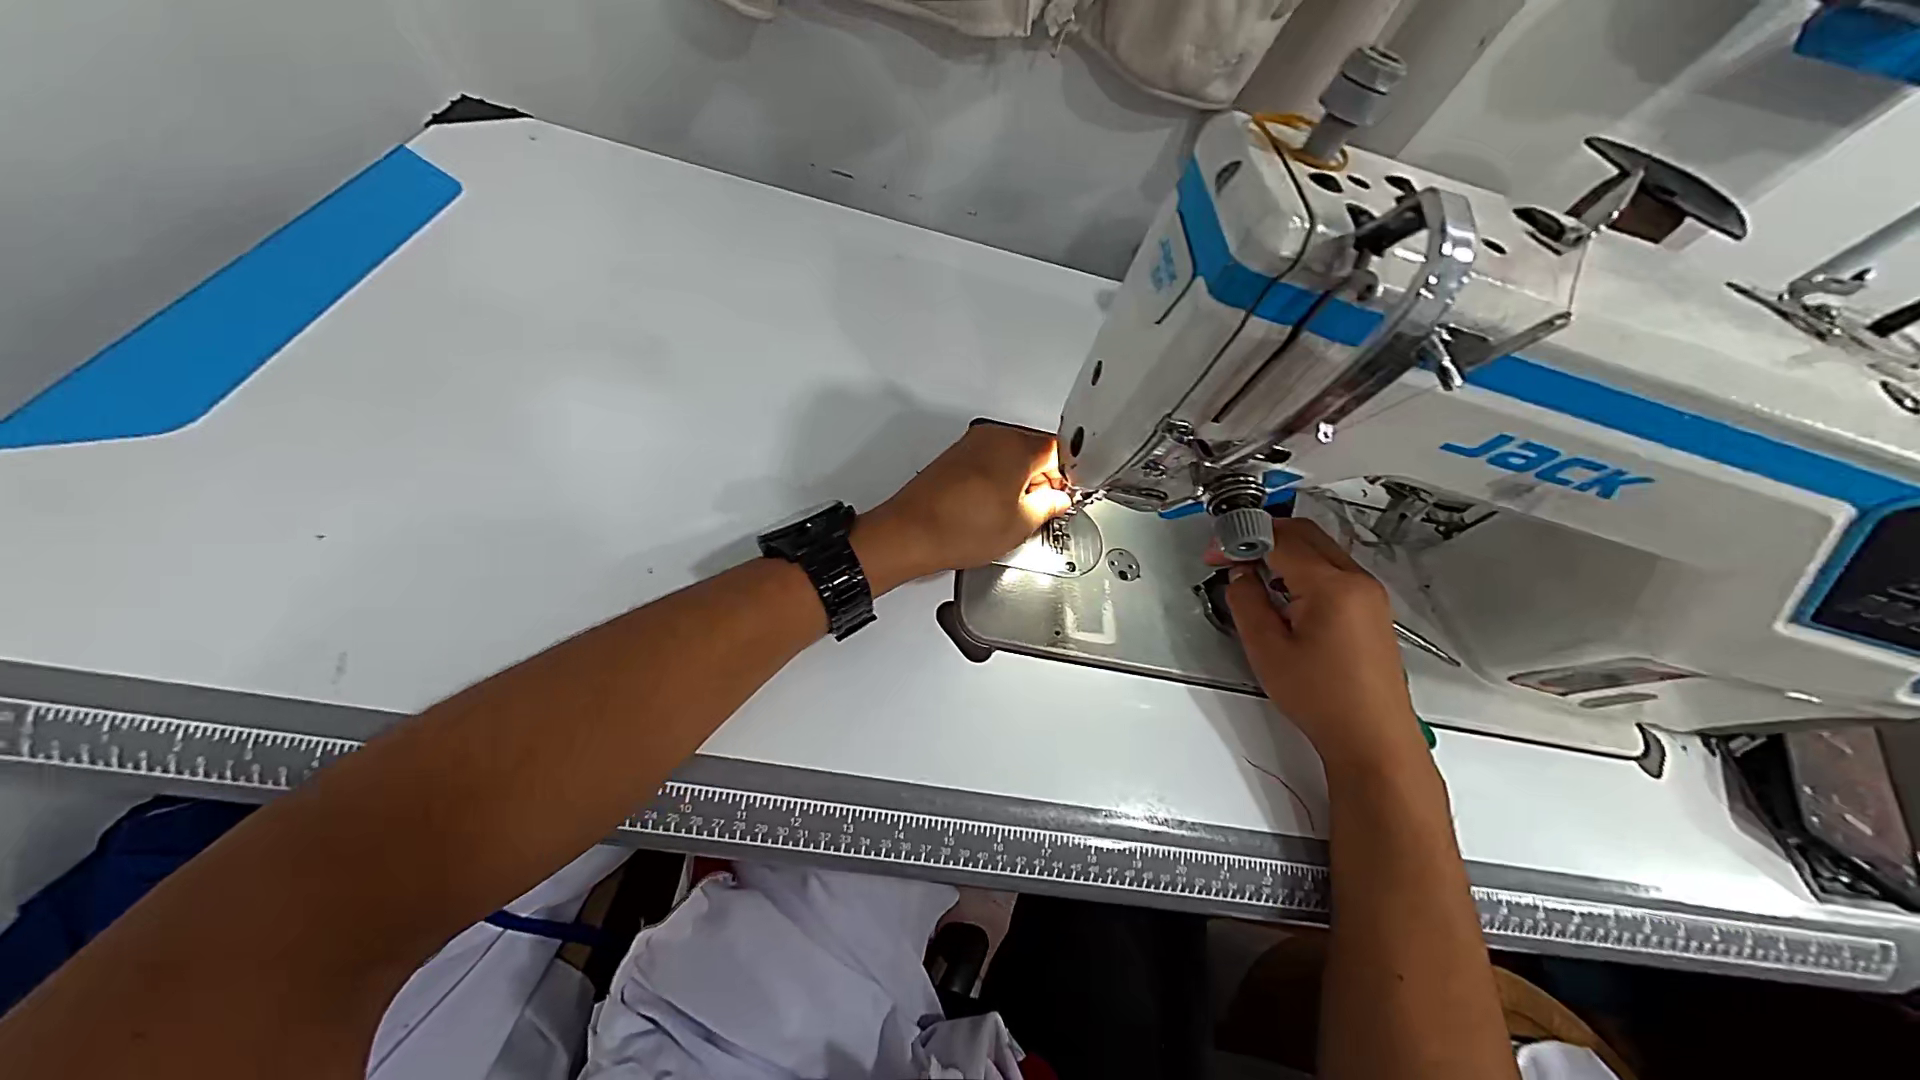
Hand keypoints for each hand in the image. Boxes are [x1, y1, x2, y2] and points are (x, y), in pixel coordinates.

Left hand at [853, 423, 1071, 592]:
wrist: (909, 535)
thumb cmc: (956, 527)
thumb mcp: (1022, 523)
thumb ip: (1052, 504)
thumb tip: (1059, 499)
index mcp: (1015, 445)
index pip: (1061, 450)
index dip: (1068, 477)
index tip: (1066, 497)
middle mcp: (992, 436)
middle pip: (1035, 450)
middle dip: (1043, 479)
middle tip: (1040, 510)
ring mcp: (970, 445)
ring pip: (1010, 457)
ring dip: (1018, 482)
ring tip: (1009, 516)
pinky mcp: (954, 459)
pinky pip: (988, 463)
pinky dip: (996, 483)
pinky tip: (990, 511)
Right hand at [1216, 518, 1427, 770]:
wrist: (1371, 738)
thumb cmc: (1327, 702)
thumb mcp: (1267, 650)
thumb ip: (1246, 603)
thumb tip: (1239, 576)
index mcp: (1333, 588)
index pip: (1280, 541)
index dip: (1242, 540)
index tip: (1218, 550)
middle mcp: (1358, 582)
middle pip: (1304, 534)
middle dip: (1262, 535)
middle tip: (1230, 553)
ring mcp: (1369, 594)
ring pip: (1319, 548)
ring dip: (1282, 551)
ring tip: (1251, 574)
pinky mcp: (1370, 609)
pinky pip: (1332, 570)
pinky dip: (1301, 568)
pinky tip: (1280, 592)